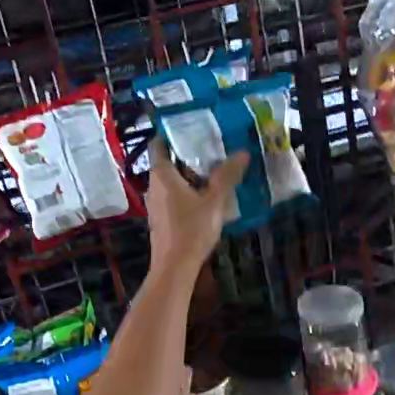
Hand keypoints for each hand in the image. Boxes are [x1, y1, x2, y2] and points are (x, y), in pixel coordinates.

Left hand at [146, 138, 248, 272]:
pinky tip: (203, 198)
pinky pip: (171, 198)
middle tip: (211, 148)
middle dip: (186, 156)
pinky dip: (185, 193)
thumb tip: (242, 152)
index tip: (190, 127)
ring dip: (187, 176)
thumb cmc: (191, 229)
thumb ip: (227, 176)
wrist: (174, 266)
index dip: (171, 134)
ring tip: (212, 171)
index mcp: (161, 175)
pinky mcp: (159, 219)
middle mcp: (153, 186)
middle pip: (167, 163)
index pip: (159, 145)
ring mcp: (154, 204)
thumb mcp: (214, 201)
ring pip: (170, 182)